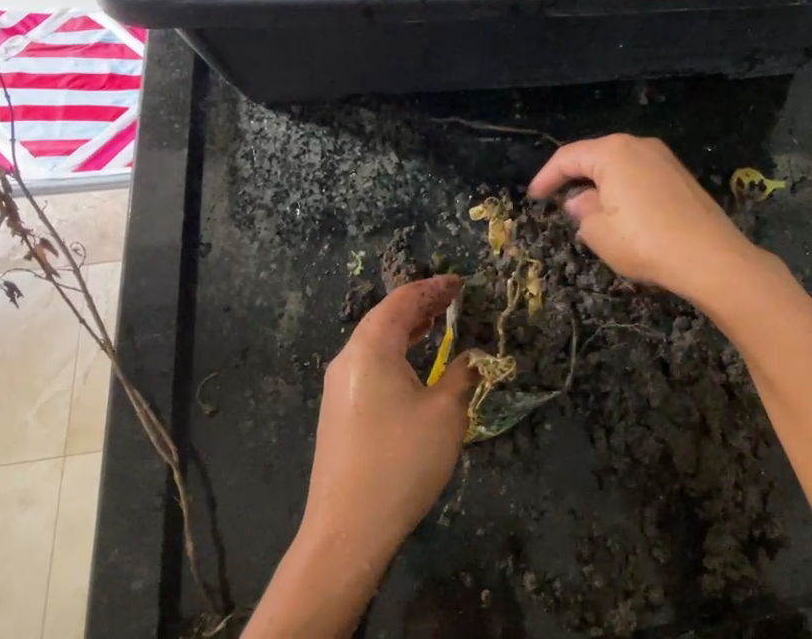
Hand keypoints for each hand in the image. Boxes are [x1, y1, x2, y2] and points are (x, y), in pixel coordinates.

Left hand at [301, 275, 474, 564]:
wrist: (347, 528)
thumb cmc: (401, 461)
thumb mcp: (445, 414)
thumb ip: (463, 375)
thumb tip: (473, 356)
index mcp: (371, 348)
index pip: (403, 301)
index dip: (433, 288)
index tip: (461, 282)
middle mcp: (348, 359)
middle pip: (385, 317)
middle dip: (420, 305)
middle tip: (453, 299)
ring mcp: (339, 387)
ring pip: (375, 342)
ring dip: (406, 330)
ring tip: (437, 324)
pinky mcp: (338, 412)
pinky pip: (370, 366)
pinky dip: (395, 353)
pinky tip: (414, 367)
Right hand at [528, 134, 761, 304]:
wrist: (711, 259)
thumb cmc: (646, 243)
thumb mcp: (600, 234)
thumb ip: (582, 212)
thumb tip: (578, 201)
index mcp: (613, 152)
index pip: (568, 157)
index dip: (546, 177)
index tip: (533, 196)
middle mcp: (639, 146)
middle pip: (596, 156)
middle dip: (575, 179)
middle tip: (557, 201)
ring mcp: (664, 159)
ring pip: (620, 167)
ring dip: (601, 186)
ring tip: (589, 213)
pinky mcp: (681, 177)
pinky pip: (641, 177)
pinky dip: (624, 191)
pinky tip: (622, 216)